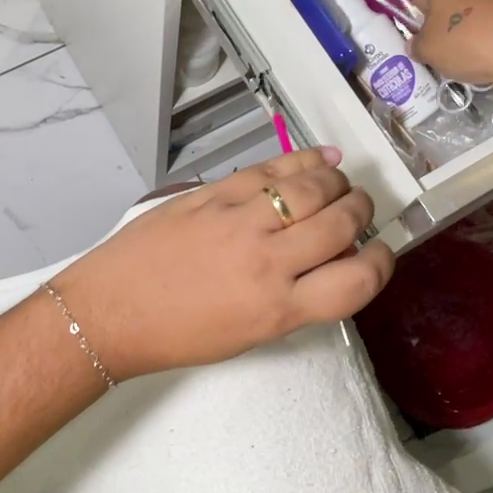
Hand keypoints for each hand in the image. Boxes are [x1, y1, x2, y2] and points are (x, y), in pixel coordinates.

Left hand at [50, 147, 395, 379]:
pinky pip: (270, 169)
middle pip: (341, 223)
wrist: (111, 311)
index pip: (356, 282)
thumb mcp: (249, 334)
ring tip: (340, 184)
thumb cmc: (178, 334)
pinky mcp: (213, 194)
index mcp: (277, 310)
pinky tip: (322, 158)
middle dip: (361, 211)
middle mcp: (266, 263)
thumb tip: (332, 260)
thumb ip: (296, 299)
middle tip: (359, 210)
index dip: (382, 264)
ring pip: (312, 186)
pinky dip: (303, 159)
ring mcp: (238, 221)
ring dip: (337, 181)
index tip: (380, 254)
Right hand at [409, 0, 492, 92]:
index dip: (420, 13)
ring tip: (478, 49)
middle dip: (447, 17)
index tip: (427, 34)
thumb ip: (416, 46)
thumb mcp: (429, 52)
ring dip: (473, 22)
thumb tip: (416, 44)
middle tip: (449, 44)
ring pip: (476, 3)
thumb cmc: (467, 42)